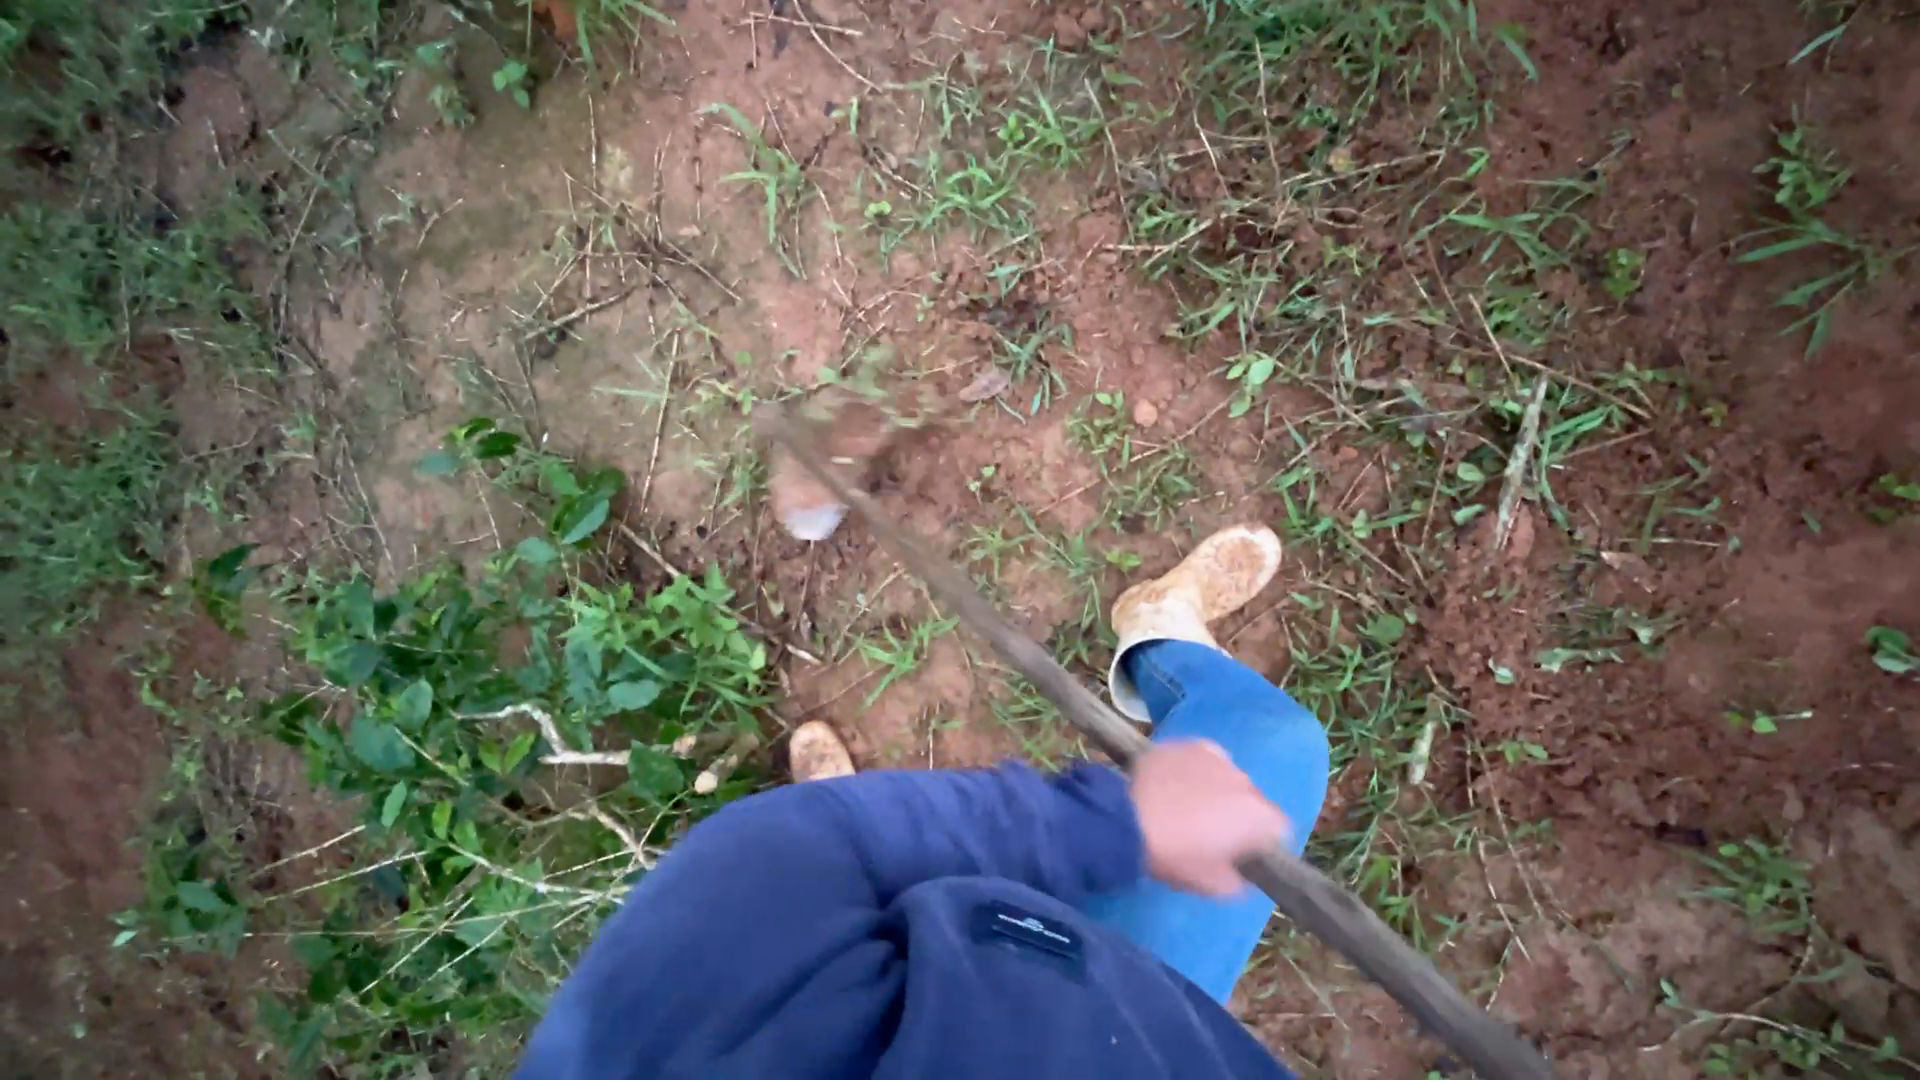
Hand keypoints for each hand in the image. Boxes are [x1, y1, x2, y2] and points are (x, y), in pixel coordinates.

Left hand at [1130, 739, 1288, 896]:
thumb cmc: (1173, 854)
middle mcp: (1245, 780)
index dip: (1262, 841)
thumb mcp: (1211, 885)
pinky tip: (1177, 781)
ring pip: (1229, 776)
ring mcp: (1216, 757)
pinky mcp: (1188, 743)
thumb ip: (1239, 881)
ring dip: (1219, 788)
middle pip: (1253, 799)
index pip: (1279, 829)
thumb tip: (1242, 872)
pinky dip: (1197, 769)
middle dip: (1239, 812)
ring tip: (1188, 802)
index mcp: (1259, 817)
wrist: (1125, 816)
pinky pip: (1204, 758)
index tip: (1241, 851)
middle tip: (1210, 828)